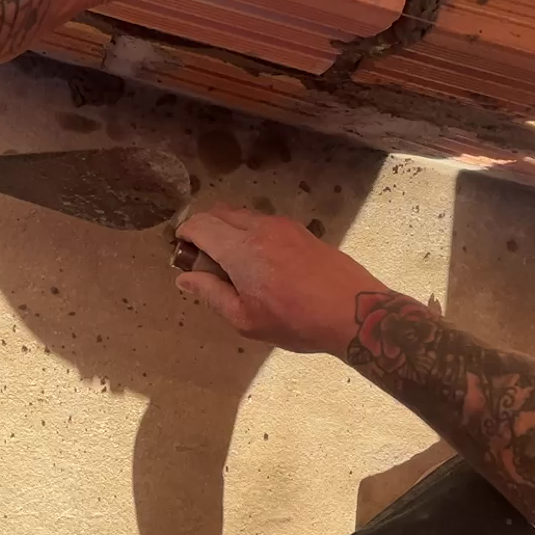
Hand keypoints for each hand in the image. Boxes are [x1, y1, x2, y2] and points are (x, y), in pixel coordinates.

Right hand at [175, 205, 385, 354]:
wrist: (354, 311)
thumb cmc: (296, 321)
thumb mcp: (245, 319)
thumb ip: (211, 294)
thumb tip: (185, 278)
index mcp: (240, 249)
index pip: (200, 225)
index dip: (184, 234)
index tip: (181, 250)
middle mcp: (259, 228)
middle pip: (219, 213)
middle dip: (203, 229)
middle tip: (202, 258)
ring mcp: (282, 226)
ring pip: (242, 215)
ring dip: (227, 230)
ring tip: (231, 263)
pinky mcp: (300, 231)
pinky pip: (262, 222)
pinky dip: (248, 232)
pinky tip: (258, 262)